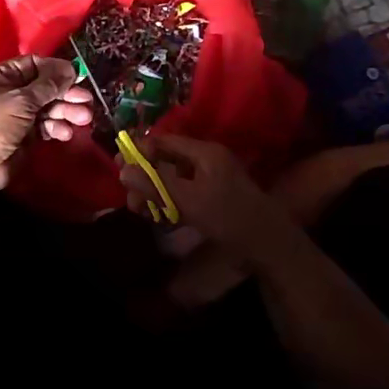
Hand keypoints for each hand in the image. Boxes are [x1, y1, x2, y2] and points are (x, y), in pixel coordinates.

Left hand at [0, 55, 93, 190]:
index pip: (33, 64)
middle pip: (44, 86)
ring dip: (66, 111)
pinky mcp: (27, 134)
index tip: (75, 75)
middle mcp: (10, 92)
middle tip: (86, 99)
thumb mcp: (20, 102)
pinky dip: (57, 127)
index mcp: (1, 77)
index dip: (55, 69)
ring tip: (83, 118)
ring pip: (48, 106)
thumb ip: (47, 85)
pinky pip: (47, 125)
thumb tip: (69, 68)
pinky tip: (65, 133)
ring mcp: (19, 114)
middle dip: (65, 93)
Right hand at [118, 134, 301, 261]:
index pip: (163, 141)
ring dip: (153, 192)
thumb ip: (154, 184)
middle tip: (129, 197)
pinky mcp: (214, 196)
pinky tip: (158, 216)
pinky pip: (183, 191)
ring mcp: (212, 178)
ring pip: (172, 178)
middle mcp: (207, 160)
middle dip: (144, 177)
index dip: (139, 151)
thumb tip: (122, 169)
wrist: (270, 247)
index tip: (119, 166)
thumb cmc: (228, 217)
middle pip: (165, 160)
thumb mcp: (188, 200)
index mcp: (204, 152)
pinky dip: (168, 201)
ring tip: (140, 211)